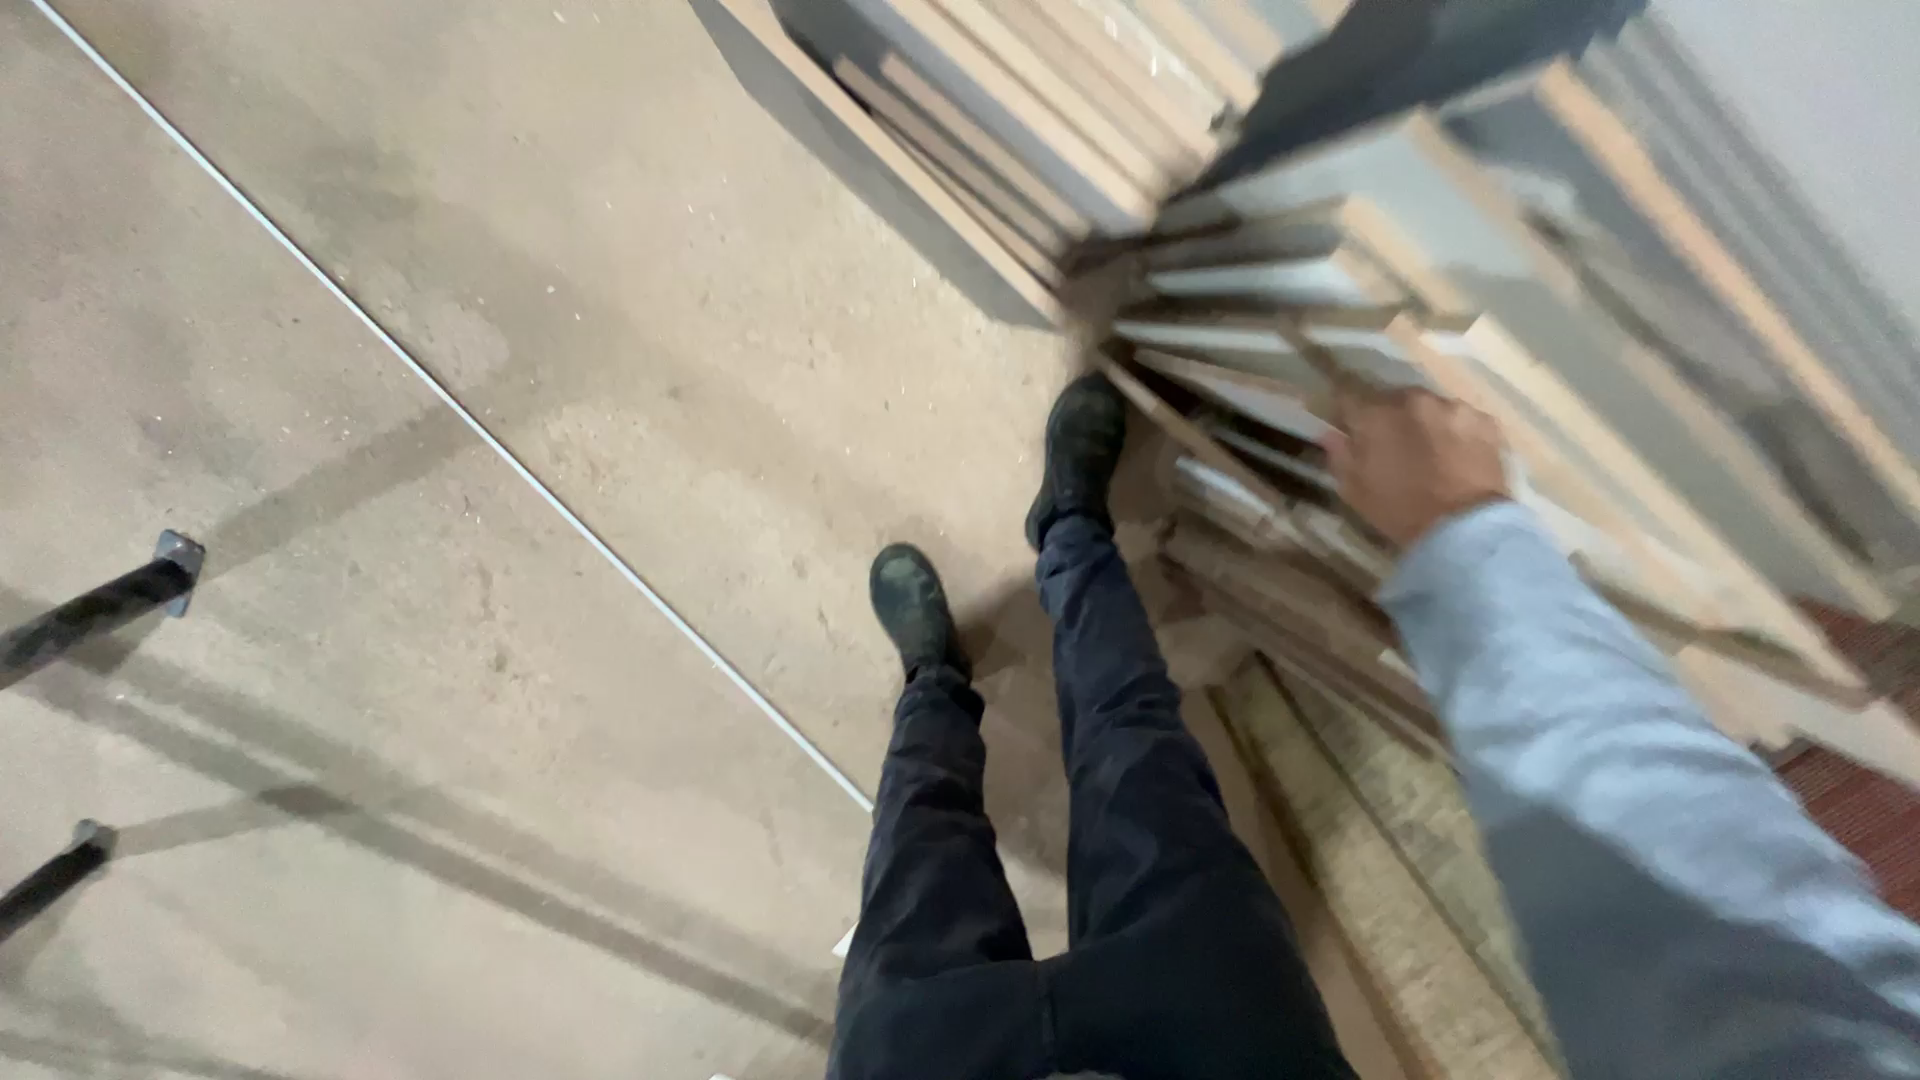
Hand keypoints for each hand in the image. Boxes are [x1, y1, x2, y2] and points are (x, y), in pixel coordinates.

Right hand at [1322, 385, 1509, 549]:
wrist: (1463, 526)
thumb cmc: (1398, 509)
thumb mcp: (1354, 488)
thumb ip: (1339, 454)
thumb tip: (1330, 432)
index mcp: (1375, 414)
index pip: (1348, 395)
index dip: (1345, 410)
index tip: (1347, 424)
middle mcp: (1413, 400)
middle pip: (1392, 398)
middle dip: (1388, 415)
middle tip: (1390, 442)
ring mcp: (1453, 407)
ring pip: (1429, 406)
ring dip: (1422, 421)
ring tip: (1427, 449)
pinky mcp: (1485, 420)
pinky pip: (1460, 418)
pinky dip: (1454, 430)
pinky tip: (1455, 454)